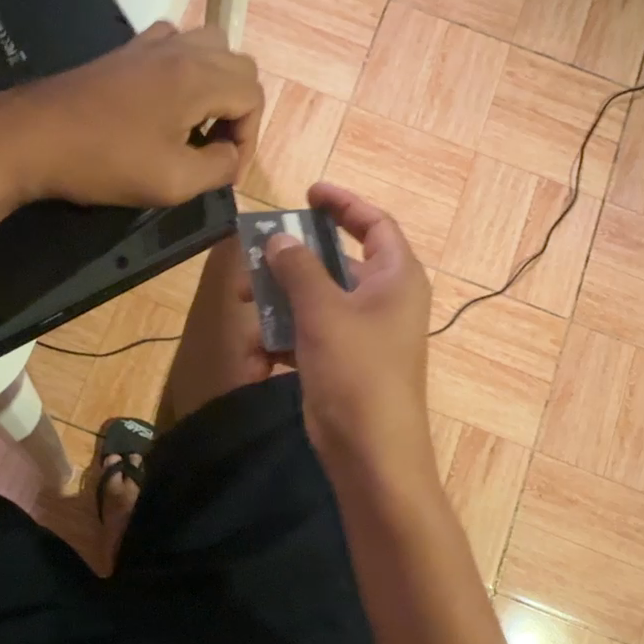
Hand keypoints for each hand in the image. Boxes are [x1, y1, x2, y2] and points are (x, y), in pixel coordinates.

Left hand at [0, 23, 263, 207]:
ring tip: (196, 126)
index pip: (253, 95)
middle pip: (238, 64)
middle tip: (217, 150)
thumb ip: (217, 168)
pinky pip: (174, 45)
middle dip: (238, 110)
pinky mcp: (125, 51)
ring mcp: (150, 44)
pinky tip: (165, 104)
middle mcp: (181, 48)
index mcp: (199, 76)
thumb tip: (231, 157)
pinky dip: (185, 70)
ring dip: (215, 86)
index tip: (227, 172)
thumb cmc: (106, 162)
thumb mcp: (173, 182)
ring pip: (209, 47)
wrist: (34, 138)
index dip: (249, 138)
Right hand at [265, 184, 432, 471]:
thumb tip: (279, 238)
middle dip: (294, 259)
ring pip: (318, 300)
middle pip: (337, 262)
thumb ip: (299, 268)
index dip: (343, 203)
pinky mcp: (344, 363)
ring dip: (282, 299)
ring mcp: (364, 334)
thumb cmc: (357, 372)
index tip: (307, 193)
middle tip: (256, 256)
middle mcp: (384, 300)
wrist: (370, 451)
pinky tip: (258, 347)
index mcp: (396, 277)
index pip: (374, 223)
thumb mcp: (323, 312)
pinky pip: (312, 335)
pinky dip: (286, 335)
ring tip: (246, 301)